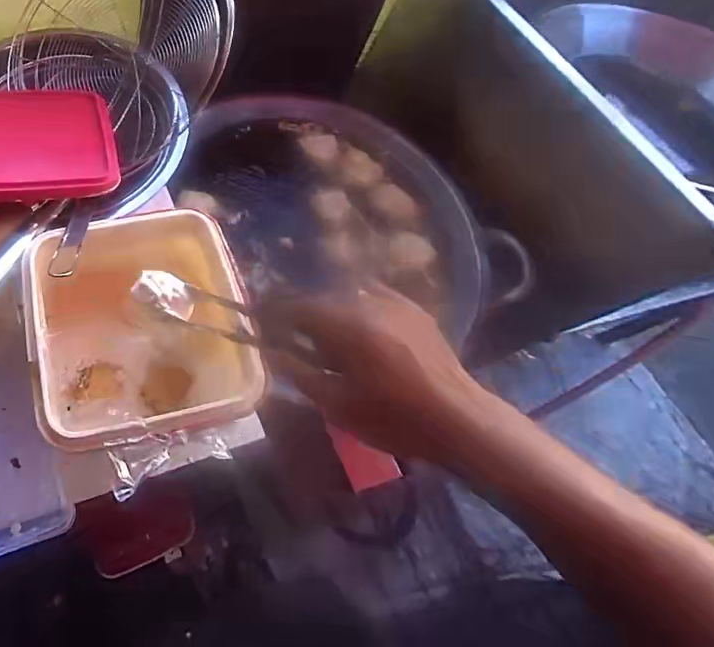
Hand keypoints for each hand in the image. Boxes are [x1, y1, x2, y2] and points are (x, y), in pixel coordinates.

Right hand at [263, 280, 494, 463]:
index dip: (272, 311)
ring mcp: (393, 301)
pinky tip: (353, 316)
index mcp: (346, 326)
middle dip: (297, 308)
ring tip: (317, 327)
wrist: (457, 418)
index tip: (256, 317)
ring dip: (326, 305)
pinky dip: (355, 302)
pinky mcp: (412, 308)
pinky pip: (374, 294)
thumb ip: (300, 373)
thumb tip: (270, 351)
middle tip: (282, 325)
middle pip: (320, 296)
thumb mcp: (338, 405)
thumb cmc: (394, 419)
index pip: (296, 307)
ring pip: (346, 293)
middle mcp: (367, 302)